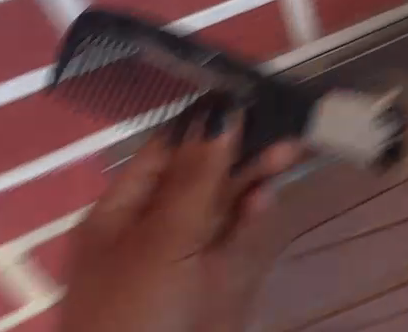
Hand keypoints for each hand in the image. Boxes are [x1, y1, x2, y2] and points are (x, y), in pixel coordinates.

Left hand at [58, 105, 300, 331]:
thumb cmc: (138, 311)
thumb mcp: (163, 237)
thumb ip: (197, 173)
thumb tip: (221, 108)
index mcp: (117, 216)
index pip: (165, 152)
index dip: (205, 123)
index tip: (249, 97)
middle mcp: (148, 232)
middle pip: (199, 175)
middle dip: (239, 150)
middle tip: (284, 124)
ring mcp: (180, 260)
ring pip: (221, 204)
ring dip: (252, 177)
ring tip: (290, 152)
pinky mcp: (210, 284)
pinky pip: (233, 238)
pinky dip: (251, 215)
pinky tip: (267, 199)